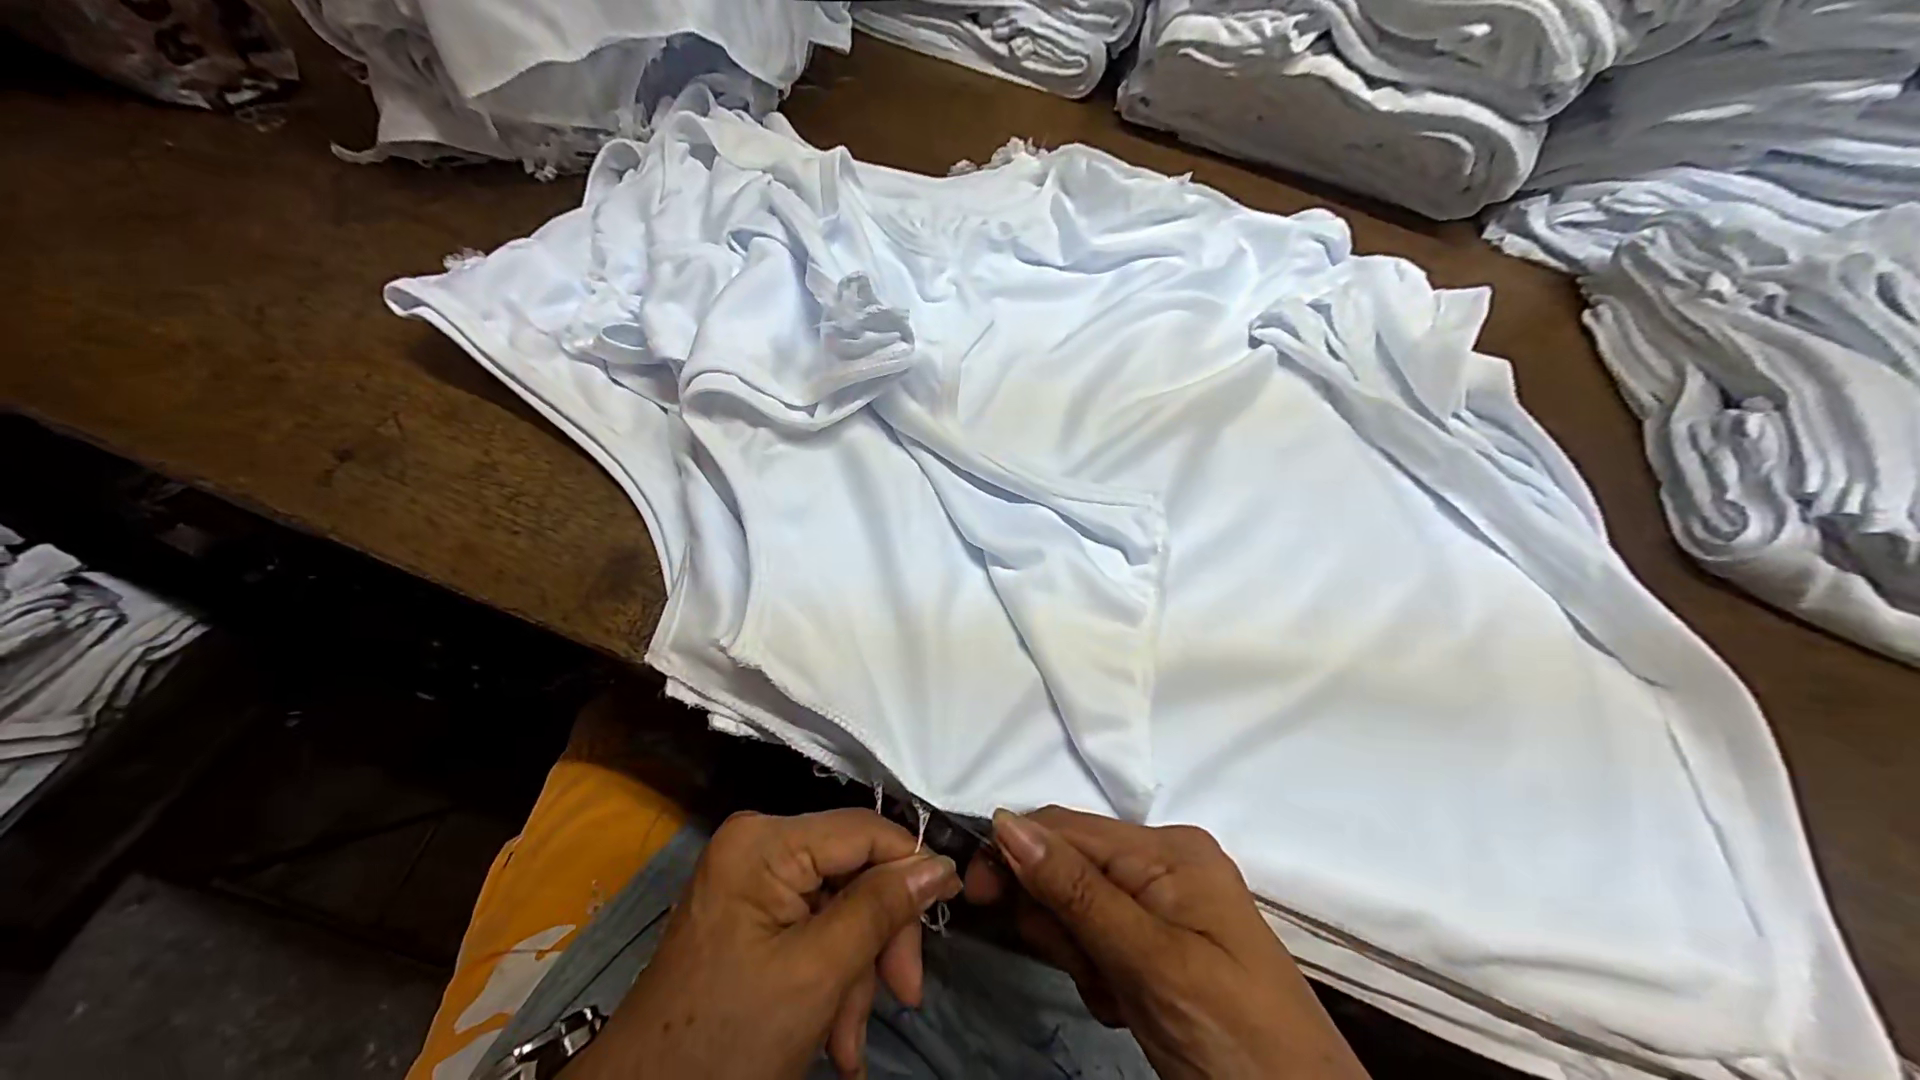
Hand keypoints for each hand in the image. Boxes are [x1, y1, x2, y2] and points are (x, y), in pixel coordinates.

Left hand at [568, 809, 961, 1079]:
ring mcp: (752, 880)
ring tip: (848, 1041)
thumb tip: (940, 864)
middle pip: (854, 872)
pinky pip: (813, 928)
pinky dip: (831, 978)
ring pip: (840, 908)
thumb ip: (881, 909)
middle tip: (904, 994)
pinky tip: (831, 1034)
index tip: (949, 909)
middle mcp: (758, 845)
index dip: (911, 865)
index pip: (864, 830)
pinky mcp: (751, 914)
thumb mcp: (817, 973)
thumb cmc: (726, 1038)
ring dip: (856, 973)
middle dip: (878, 939)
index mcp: (765, 842)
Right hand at [967, 807, 1368, 1079]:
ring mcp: (1163, 904)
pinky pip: (1097, 938)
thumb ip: (1075, 890)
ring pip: (1077, 907)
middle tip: (1086, 970)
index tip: (972, 894)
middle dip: (1057, 919)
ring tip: (1117, 996)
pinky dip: (1097, 973)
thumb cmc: (1233, 1036)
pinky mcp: (1158, 942)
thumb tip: (1006, 823)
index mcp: (1169, 850)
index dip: (1015, 852)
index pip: (1068, 829)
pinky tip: (1126, 1006)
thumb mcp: (1150, 962)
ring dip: (1078, 953)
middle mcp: (1164, 863)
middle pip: (1069, 865)